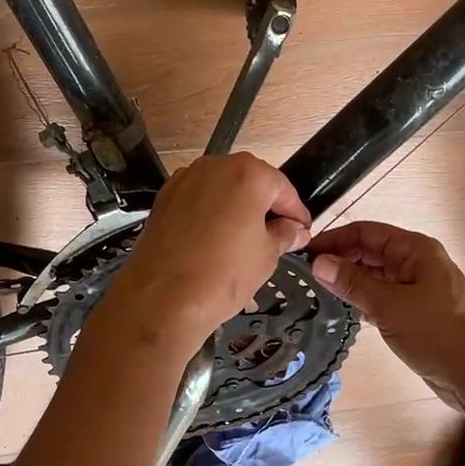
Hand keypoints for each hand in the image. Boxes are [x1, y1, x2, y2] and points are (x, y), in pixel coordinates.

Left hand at [86, 153, 311, 367]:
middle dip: (265, 209)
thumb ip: (284, 236)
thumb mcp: (267, 255)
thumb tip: (295, 231)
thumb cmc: (223, 274)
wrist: (162, 299)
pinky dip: (210, 217)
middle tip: (277, 238)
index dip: (296, 212)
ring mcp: (185, 180)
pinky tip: (215, 244)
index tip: (302, 230)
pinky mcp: (164, 199)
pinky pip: (198, 202)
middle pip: (251, 184)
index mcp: (248, 173)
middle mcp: (214, 167)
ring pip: (222, 192)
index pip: (283, 189)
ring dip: (236, 211)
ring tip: (244, 245)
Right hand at [307, 221, 464, 407]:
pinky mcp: (420, 311)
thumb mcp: (388, 306)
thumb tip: (318, 262)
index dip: (334, 239)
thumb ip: (352, 282)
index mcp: (415, 249)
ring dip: (352, 281)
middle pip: (372, 251)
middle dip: (341, 259)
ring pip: (378, 275)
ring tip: (318, 292)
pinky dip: (366, 300)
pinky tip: (346, 312)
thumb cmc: (436, 334)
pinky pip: (386, 296)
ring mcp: (421, 287)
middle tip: (306, 276)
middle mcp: (418, 262)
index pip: (366, 232)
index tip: (304, 254)